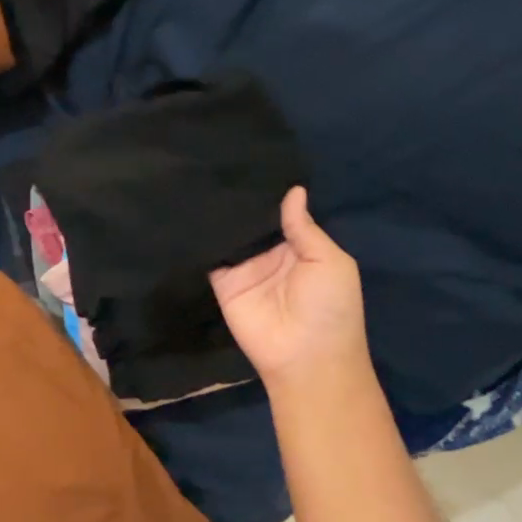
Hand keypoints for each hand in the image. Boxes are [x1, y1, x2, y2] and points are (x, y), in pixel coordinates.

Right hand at [209, 188, 368, 388]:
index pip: (281, 215)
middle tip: (221, 168)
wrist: (304, 355)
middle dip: (242, 204)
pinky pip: (210, 258)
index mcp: (301, 248)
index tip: (252, 166)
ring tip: (203, 183)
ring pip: (230, 237)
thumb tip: (292, 190)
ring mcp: (245, 269)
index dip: (270, 196)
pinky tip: (191, 216)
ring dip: (221, 219)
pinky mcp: (222, 283)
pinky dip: (201, 242)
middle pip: (252, 224)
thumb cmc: (330, 307)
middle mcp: (270, 255)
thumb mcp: (330, 261)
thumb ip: (305, 228)